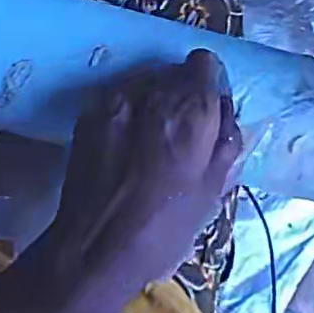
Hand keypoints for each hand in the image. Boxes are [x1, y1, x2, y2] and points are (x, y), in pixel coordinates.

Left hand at [0, 49, 241, 312]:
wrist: (94, 250)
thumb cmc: (165, 226)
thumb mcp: (214, 188)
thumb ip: (226, 136)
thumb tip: (222, 106)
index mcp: (191, 109)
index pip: (204, 62)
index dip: (208, 85)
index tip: (207, 111)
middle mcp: (152, 92)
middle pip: (174, 70)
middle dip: (182, 93)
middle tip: (181, 133)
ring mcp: (114, 100)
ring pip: (145, 81)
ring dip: (153, 99)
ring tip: (150, 139)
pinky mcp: (87, 113)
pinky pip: (118, 97)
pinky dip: (127, 111)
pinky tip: (125, 144)